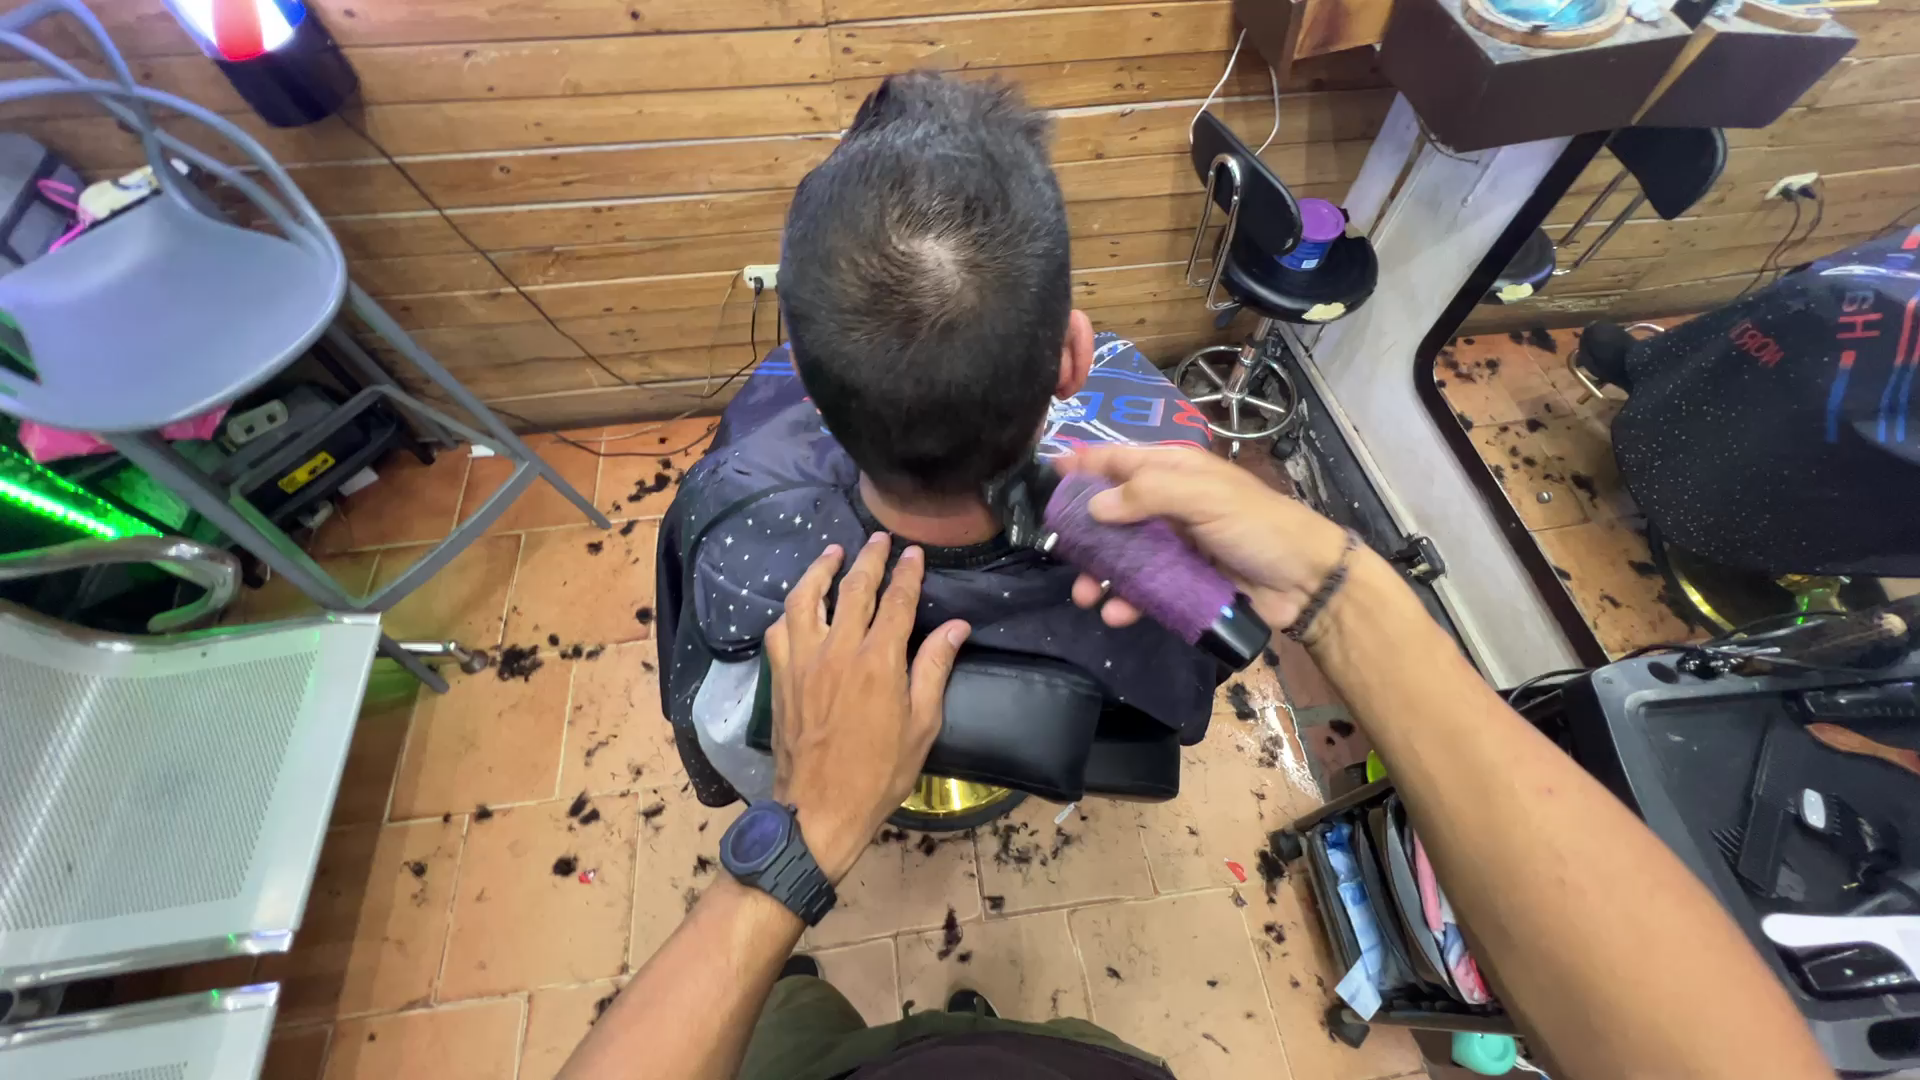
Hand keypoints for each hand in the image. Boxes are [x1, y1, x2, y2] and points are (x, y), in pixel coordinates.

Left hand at [765, 533, 970, 881]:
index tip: (914, 553)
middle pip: (854, 589)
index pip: (897, 601)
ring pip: (807, 598)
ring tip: (833, 552)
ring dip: (821, 569)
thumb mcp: (922, 724)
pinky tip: (800, 604)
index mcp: (879, 661)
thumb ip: (934, 667)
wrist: (820, 810)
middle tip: (879, 539)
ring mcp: (803, 661)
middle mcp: (838, 650)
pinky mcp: (780, 676)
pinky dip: (791, 609)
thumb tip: (956, 626)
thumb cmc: (880, 771)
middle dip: (869, 558)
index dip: (908, 573)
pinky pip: (780, 630)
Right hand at [1058, 444, 1349, 634]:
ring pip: (1120, 555)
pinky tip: (1116, 614)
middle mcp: (1166, 504)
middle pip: (1110, 512)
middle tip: (1055, 550)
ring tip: (1085, 594)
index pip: (1118, 460)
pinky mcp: (1178, 581)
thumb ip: (1146, 494)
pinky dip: (1126, 601)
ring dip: (1099, 574)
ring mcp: (1171, 545)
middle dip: (1082, 532)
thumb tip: (1093, 506)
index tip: (1045, 473)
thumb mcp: (1203, 497)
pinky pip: (1141, 589)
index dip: (1082, 464)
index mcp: (1173, 471)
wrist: (1305, 582)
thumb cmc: (1257, 526)